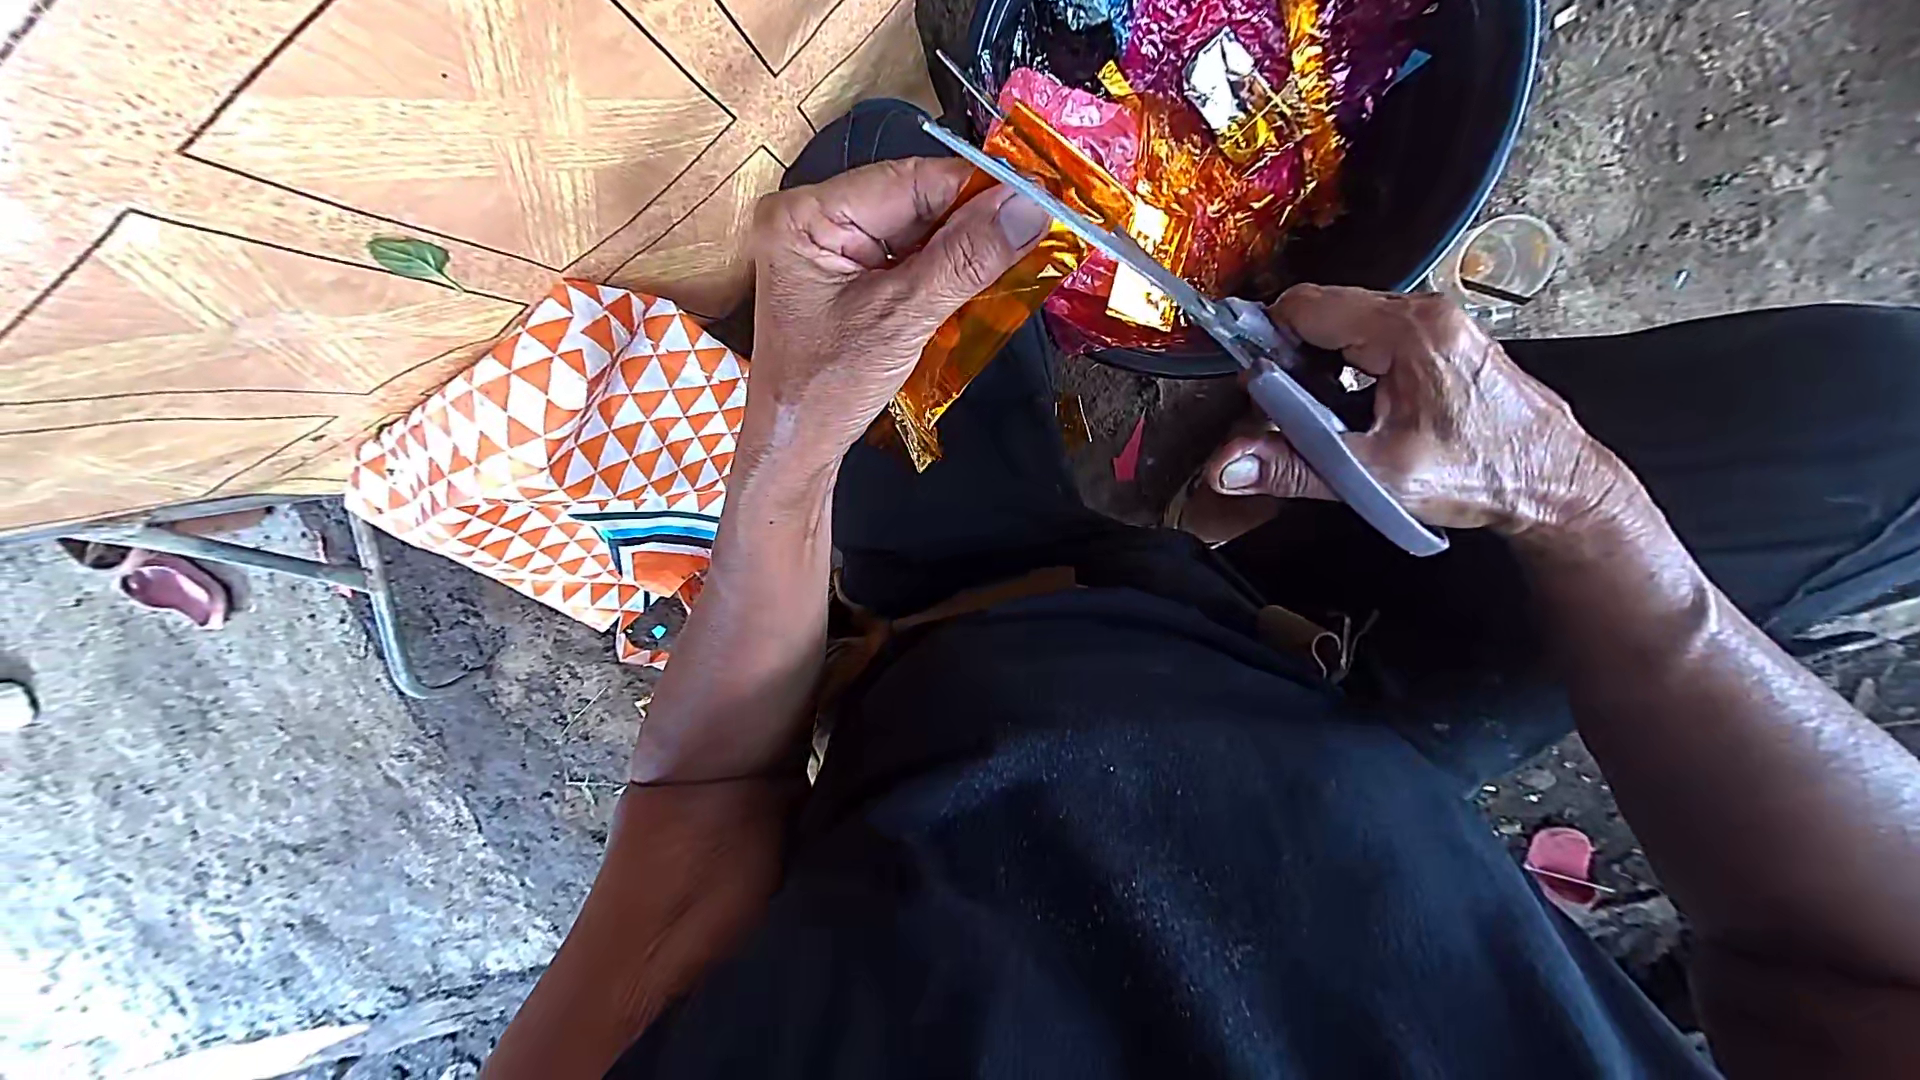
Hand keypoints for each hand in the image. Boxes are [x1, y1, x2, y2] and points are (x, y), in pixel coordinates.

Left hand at [738, 157, 1051, 477]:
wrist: (798, 444)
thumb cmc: (827, 391)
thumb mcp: (902, 319)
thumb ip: (964, 260)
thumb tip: (1025, 209)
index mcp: (808, 217)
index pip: (907, 180)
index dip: (975, 186)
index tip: (1034, 193)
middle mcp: (815, 222)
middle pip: (912, 203)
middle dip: (972, 220)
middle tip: (1034, 227)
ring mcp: (831, 253)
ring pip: (914, 233)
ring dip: (963, 247)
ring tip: (1018, 253)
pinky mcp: (848, 280)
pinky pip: (906, 262)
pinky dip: (944, 271)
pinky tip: (980, 278)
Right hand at [1204, 285, 1632, 536]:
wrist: (1558, 484)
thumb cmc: (1483, 475)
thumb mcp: (1374, 475)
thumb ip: (1291, 467)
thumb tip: (1228, 465)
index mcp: (1410, 331)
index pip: (1306, 306)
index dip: (1264, 339)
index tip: (1248, 378)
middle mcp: (1424, 315)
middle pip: (1321, 312)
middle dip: (1285, 356)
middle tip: (1276, 408)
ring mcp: (1433, 326)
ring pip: (1342, 325)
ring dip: (1310, 364)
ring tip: (1308, 413)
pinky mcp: (1435, 343)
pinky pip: (1366, 338)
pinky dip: (1337, 367)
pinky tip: (1339, 407)